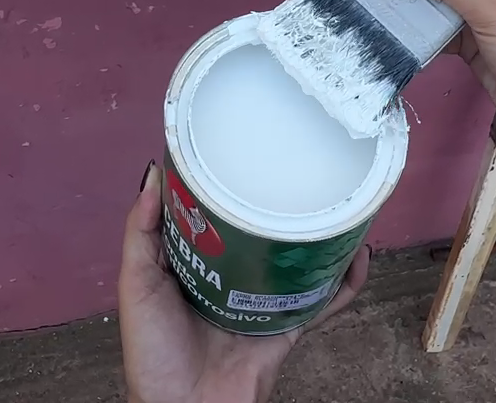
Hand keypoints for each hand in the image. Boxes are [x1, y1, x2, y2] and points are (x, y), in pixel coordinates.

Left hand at [118, 162, 368, 402]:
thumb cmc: (154, 351)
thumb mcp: (137, 284)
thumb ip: (141, 232)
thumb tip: (153, 172)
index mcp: (200, 259)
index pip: (219, 210)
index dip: (232, 181)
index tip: (245, 144)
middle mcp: (235, 272)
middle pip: (266, 229)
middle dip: (285, 200)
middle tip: (302, 166)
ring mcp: (265, 297)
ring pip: (300, 257)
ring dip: (322, 232)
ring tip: (340, 201)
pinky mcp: (288, 324)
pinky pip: (322, 300)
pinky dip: (344, 281)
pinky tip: (358, 254)